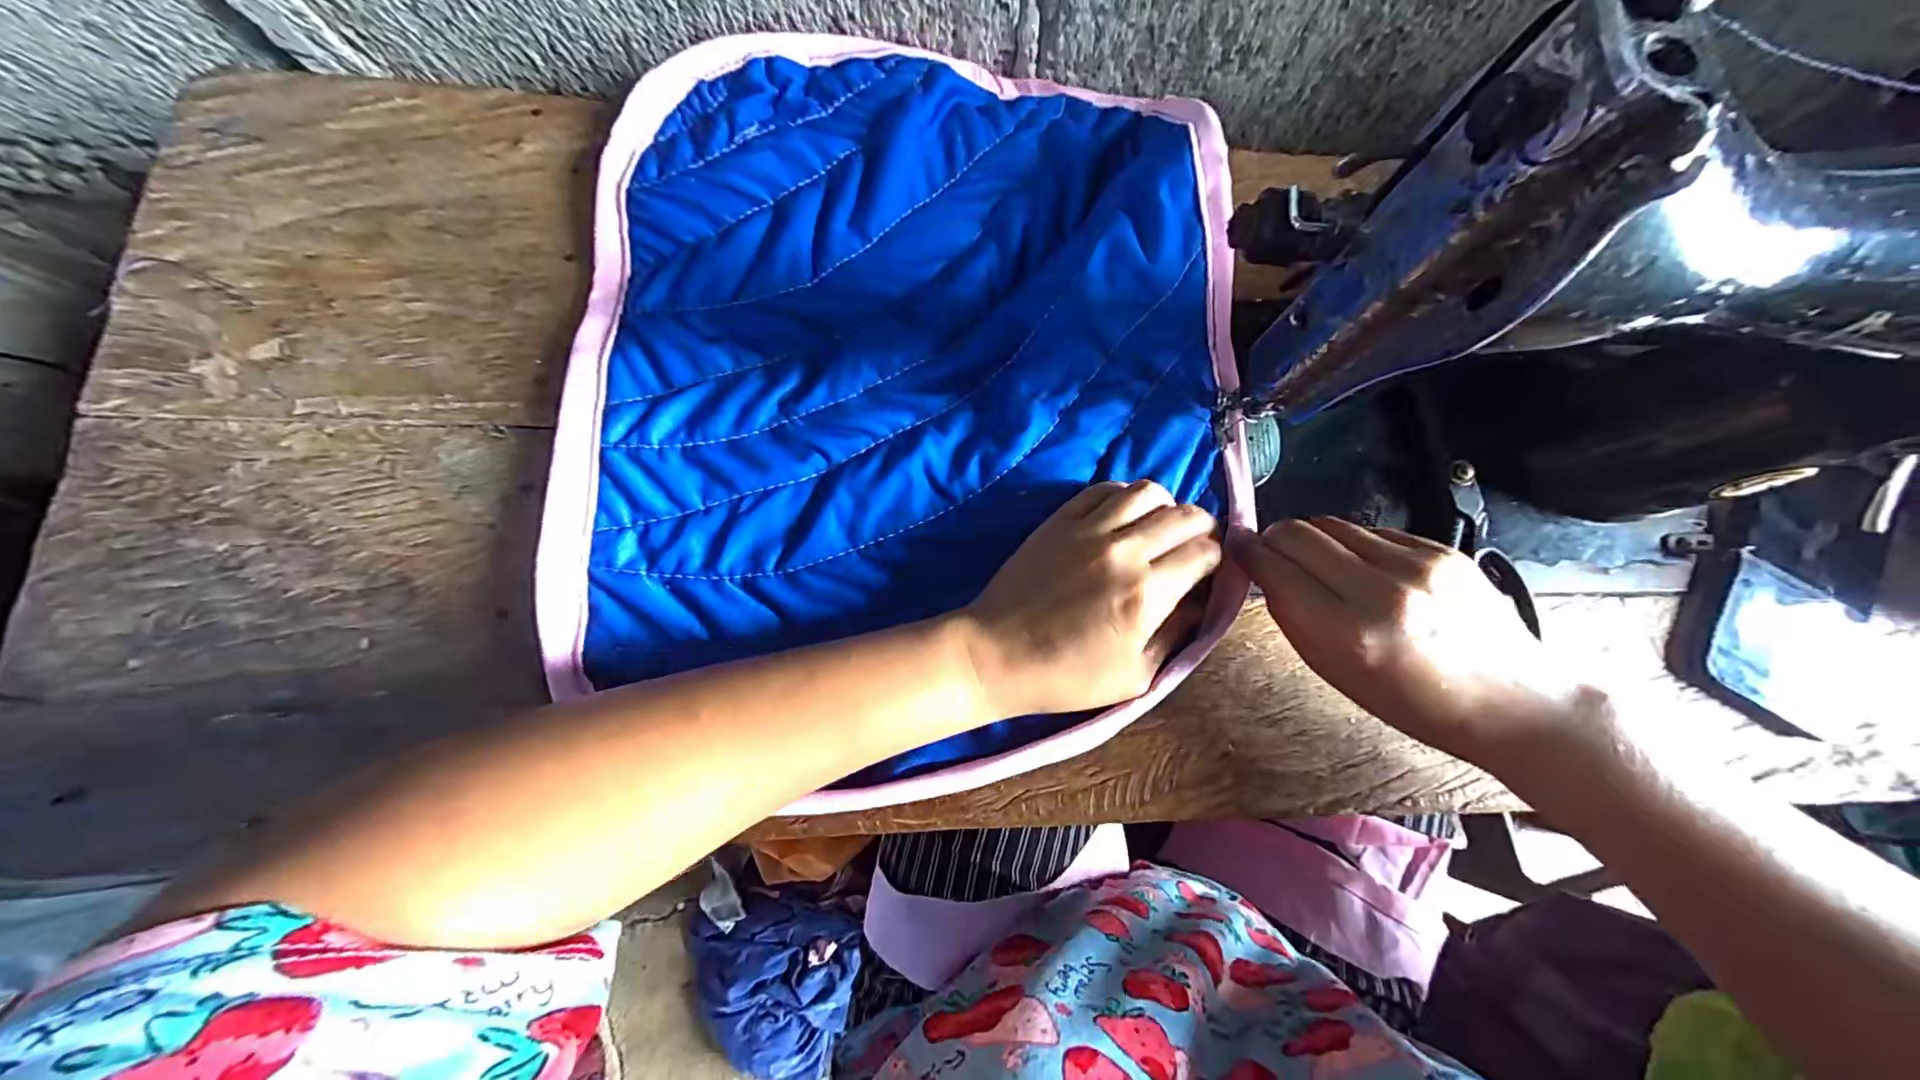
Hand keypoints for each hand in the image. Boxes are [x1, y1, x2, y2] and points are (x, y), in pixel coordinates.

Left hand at [961, 480, 1220, 717]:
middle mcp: (1124, 552)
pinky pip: (1105, 489)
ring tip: (1159, 528)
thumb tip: (1201, 604)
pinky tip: (1123, 516)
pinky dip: (1125, 495)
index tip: (1210, 572)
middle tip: (1194, 548)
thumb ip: (1175, 636)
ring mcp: (1088, 530)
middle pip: (1186, 516)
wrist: (995, 654)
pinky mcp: (1059, 520)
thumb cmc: (1064, 676)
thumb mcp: (1133, 676)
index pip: (1205, 554)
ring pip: (1149, 491)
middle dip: (1202, 530)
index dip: (1218, 560)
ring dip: (1166, 507)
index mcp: (1146, 594)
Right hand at [1228, 517, 1604, 768]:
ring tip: (1315, 560)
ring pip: (1332, 523)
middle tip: (1269, 551)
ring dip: (1311, 537)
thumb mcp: (1335, 672)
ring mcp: (1417, 565)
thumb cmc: (1412, 703)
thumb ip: (1294, 616)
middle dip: (1274, 538)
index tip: (1239, 550)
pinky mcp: (1441, 549)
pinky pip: (1371, 531)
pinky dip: (1352, 543)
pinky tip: (1362, 567)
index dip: (1250, 554)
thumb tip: (1263, 570)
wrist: (1512, 701)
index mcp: (1348, 633)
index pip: (1276, 568)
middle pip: (1299, 533)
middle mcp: (1381, 590)